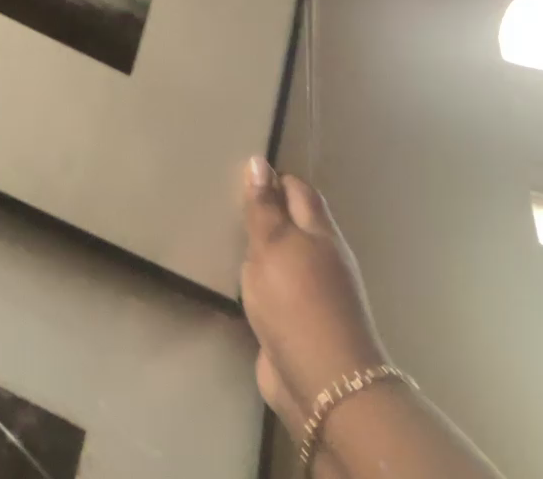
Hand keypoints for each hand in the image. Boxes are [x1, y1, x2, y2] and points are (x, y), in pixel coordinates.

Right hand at [238, 156, 388, 436]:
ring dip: (257, 245)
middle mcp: (320, 257)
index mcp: (320, 233)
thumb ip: (264, 207)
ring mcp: (310, 291)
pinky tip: (233, 276)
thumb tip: (258, 162)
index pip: (299, 191)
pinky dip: (255, 276)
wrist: (321, 381)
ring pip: (281, 255)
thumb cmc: (297, 302)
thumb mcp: (274, 246)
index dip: (274, 178)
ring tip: (221, 232)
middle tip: (222, 198)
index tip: (238, 171)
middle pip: (293, 222)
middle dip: (264, 209)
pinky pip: (272, 285)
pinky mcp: (294, 319)